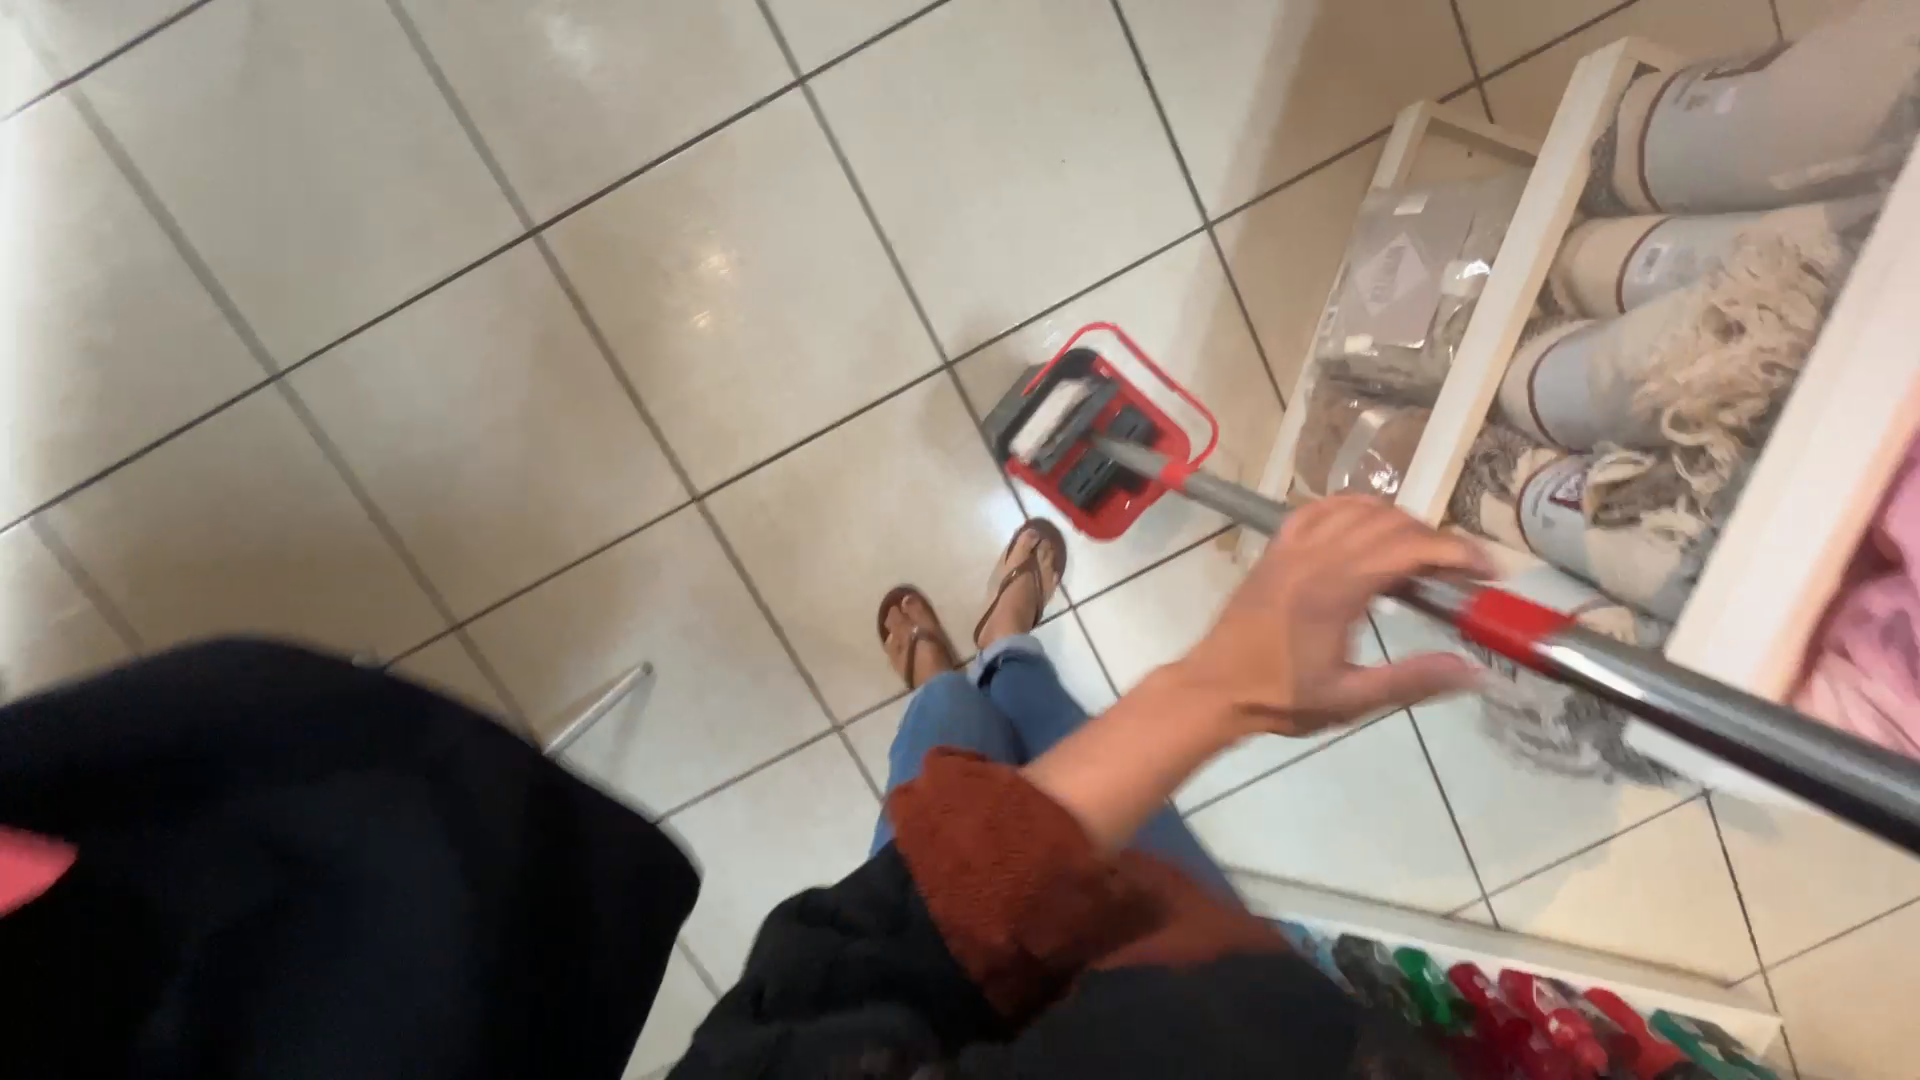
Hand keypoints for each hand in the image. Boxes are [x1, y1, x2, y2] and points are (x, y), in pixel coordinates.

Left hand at [1177, 497, 1493, 737]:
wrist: (1213, 688)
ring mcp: (1288, 549)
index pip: (1409, 547)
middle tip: (1457, 572)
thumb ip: (1413, 680)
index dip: (1457, 551)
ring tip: (1418, 552)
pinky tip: (1363, 527)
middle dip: (1433, 537)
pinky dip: (1347, 508)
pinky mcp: (1272, 551)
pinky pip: (1314, 510)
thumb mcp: (1350, 699)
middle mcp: (1312, 557)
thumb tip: (1476, 671)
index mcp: (1335, 590)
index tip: (1488, 571)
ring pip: (1351, 508)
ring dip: (1393, 520)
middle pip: (1387, 522)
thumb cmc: (1279, 697)